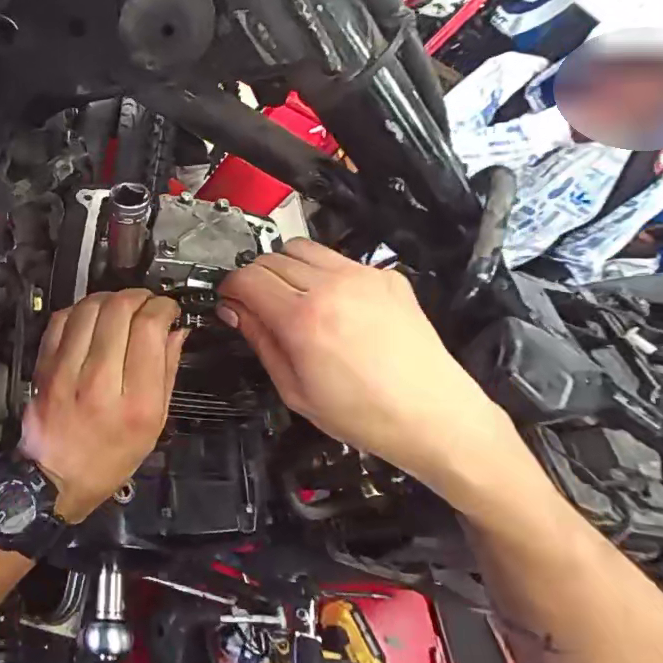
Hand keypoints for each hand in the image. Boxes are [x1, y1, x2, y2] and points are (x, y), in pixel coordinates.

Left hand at [20, 289, 187, 521]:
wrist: (54, 479)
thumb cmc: (110, 456)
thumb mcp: (156, 422)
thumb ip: (167, 370)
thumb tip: (176, 330)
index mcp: (135, 400)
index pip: (149, 327)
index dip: (163, 307)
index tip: (169, 310)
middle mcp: (99, 381)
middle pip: (120, 309)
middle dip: (140, 297)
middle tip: (148, 305)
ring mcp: (66, 371)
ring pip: (90, 307)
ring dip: (112, 298)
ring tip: (122, 308)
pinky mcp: (44, 367)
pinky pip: (63, 318)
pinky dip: (83, 309)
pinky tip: (94, 318)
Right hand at [215, 239, 517, 493]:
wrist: (432, 414)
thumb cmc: (370, 414)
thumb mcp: (297, 391)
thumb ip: (262, 342)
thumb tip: (238, 313)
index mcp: (304, 320)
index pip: (247, 278)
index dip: (230, 289)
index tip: (231, 299)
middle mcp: (333, 288)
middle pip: (272, 257)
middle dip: (256, 278)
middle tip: (258, 304)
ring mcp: (363, 277)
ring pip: (304, 248)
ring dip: (288, 267)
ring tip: (294, 300)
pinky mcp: (386, 277)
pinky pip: (340, 260)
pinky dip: (325, 273)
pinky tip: (332, 304)